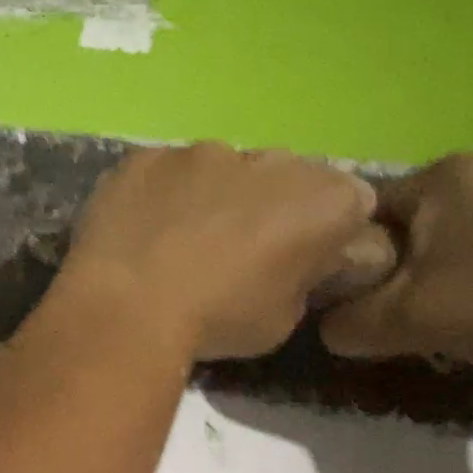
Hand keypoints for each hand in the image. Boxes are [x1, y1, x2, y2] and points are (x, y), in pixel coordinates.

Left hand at [58, 142, 376, 358]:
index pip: (348, 203)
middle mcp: (273, 160)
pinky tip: (135, 227)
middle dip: (262, 206)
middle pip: (279, 178)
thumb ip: (300, 277)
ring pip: (216, 169)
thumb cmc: (214, 320)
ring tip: (171, 239)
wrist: (125, 306)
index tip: (294, 257)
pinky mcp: (146, 157)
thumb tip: (290, 265)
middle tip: (227, 250)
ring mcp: (203, 152)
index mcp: (326, 199)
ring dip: (206, 195)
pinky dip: (154, 193)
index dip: (321, 231)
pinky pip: (161, 172)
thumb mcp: (284, 319)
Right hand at [320, 154, 472, 362]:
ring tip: (453, 311)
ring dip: (443, 270)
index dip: (345, 261)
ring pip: (455, 232)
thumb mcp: (404, 322)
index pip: (357, 215)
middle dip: (397, 268)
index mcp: (437, 175)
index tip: (355, 300)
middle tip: (402, 312)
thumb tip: (327, 326)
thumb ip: (343, 325)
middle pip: (408, 223)